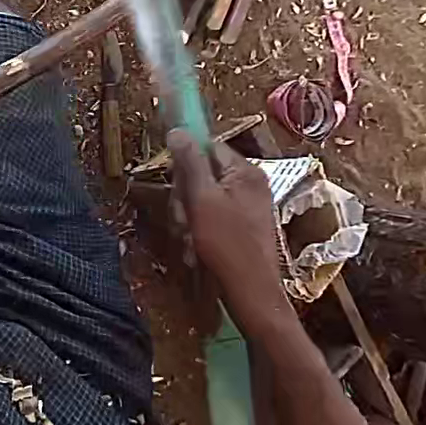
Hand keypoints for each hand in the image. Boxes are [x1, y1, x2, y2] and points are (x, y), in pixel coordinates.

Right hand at [167, 131, 291, 332]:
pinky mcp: (242, 228)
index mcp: (245, 171)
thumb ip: (190, 163)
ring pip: (203, 198)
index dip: (186, 161)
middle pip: (204, 173)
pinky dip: (200, 231)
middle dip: (185, 195)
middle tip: (182, 217)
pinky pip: (212, 217)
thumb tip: (178, 130)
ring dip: (189, 216)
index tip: (173, 181)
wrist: (251, 294)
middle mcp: (250, 184)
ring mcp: (247, 207)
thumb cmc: (226, 244)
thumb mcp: (202, 199)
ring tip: (189, 237)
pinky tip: (196, 248)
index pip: (208, 146)